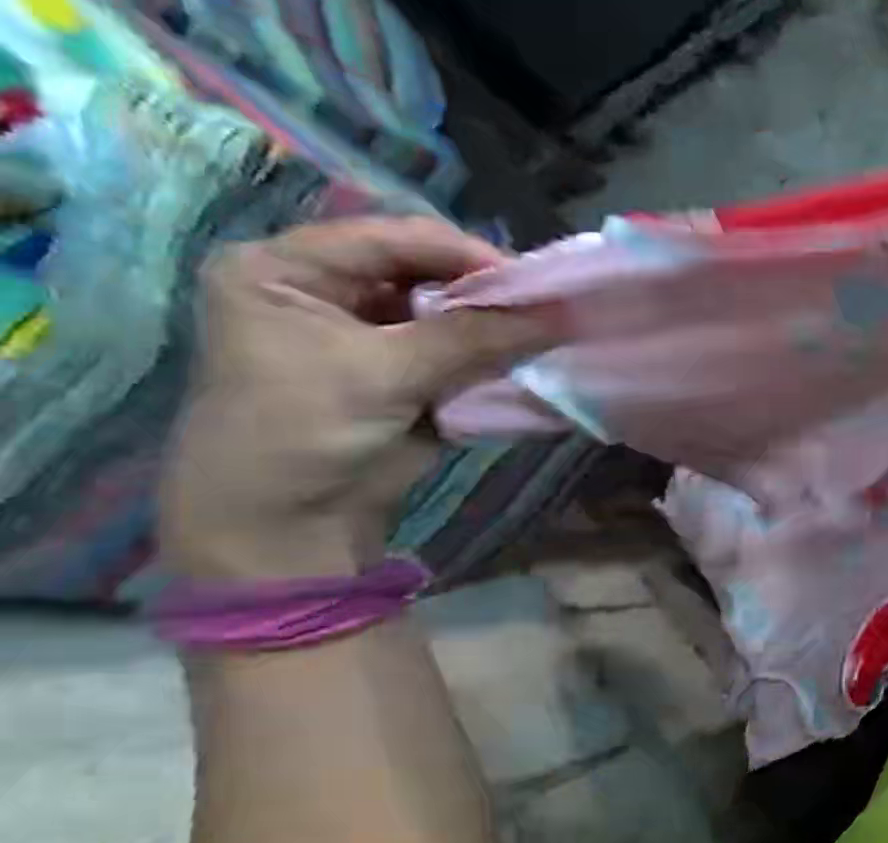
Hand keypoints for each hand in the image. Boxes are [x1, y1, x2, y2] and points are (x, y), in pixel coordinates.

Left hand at [161, 217, 558, 580]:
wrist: (290, 519)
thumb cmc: (305, 428)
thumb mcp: (384, 372)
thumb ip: (473, 338)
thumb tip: (561, 314)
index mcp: (288, 268)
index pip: (390, 240)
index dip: (463, 255)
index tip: (531, 281)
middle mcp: (329, 291)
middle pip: (423, 274)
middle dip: (484, 293)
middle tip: (544, 308)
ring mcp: (372, 336)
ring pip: (448, 315)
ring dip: (494, 327)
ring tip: (545, 333)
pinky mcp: (406, 376)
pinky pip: (458, 354)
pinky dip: (492, 357)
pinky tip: (526, 359)